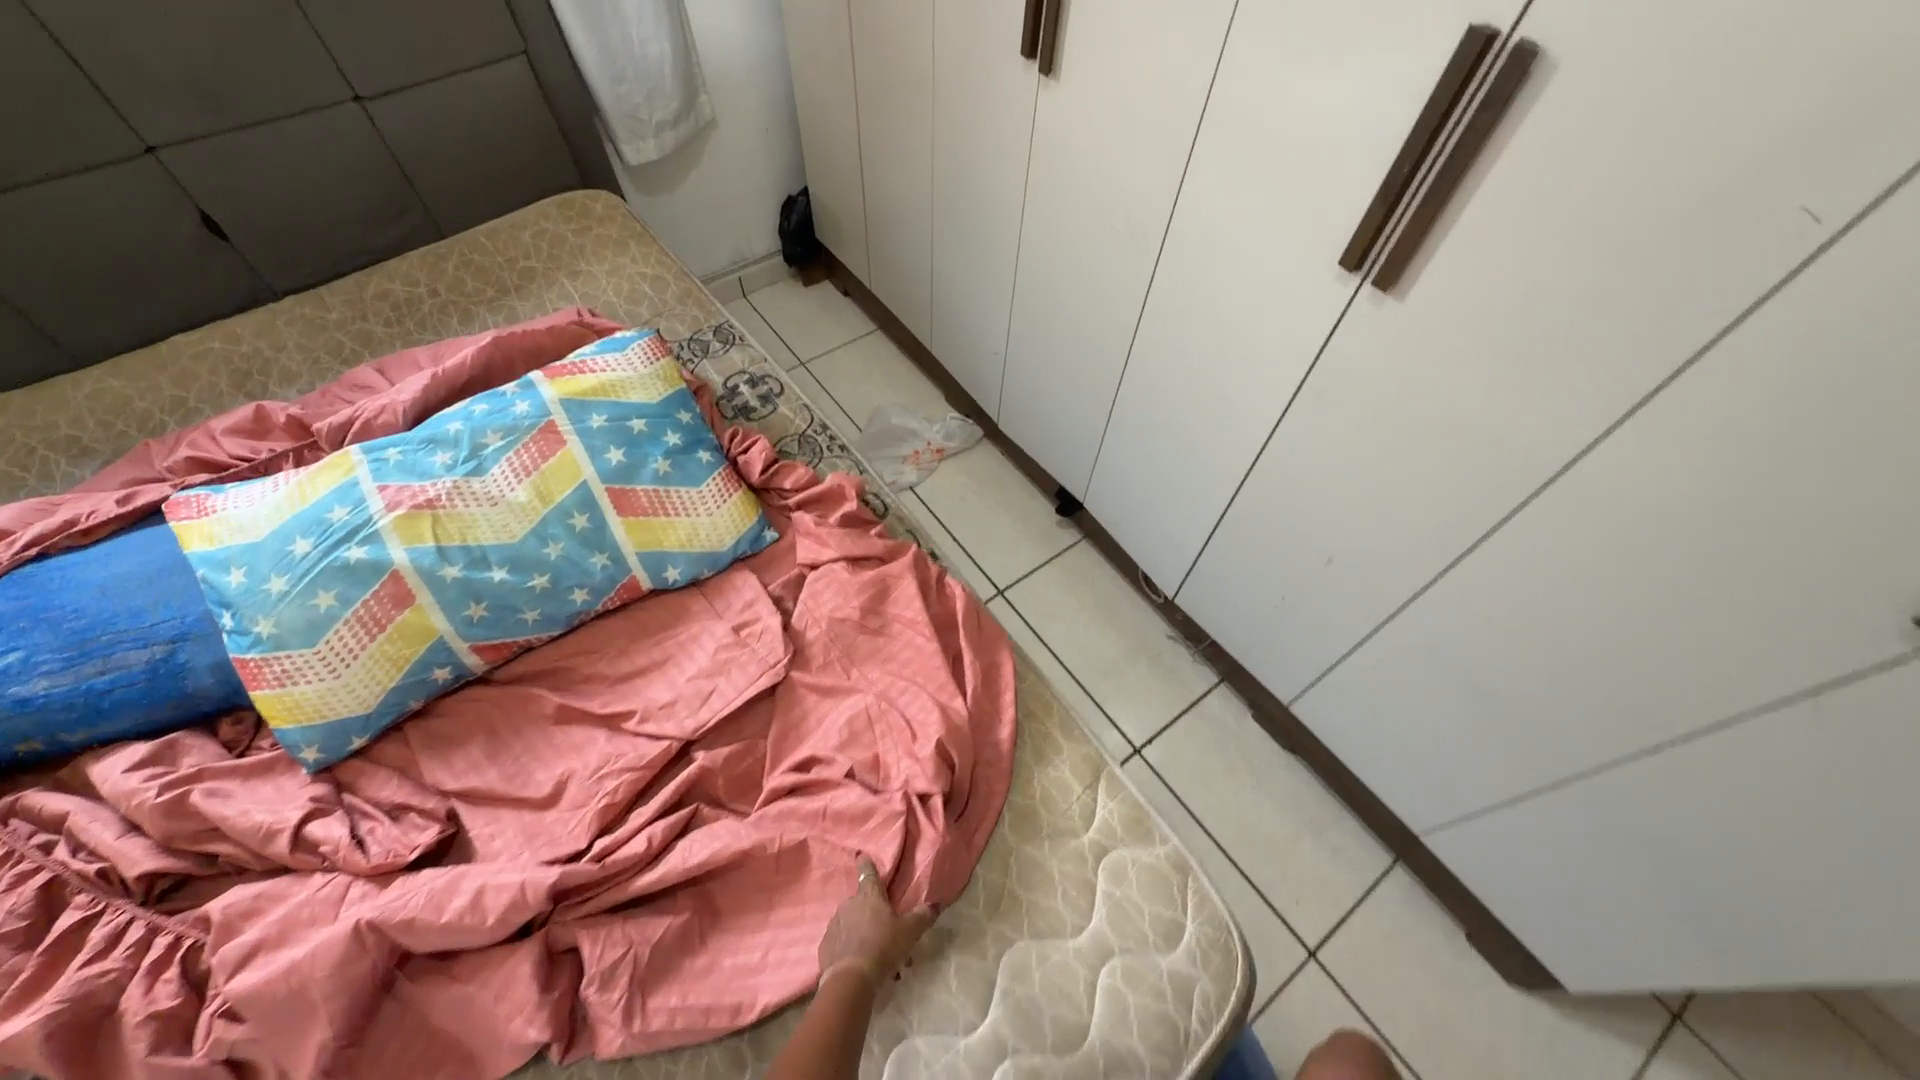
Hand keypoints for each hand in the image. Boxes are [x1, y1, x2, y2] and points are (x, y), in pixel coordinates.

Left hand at [816, 855, 935, 988]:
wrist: (850, 978)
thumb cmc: (883, 947)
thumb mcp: (910, 932)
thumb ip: (923, 916)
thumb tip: (936, 903)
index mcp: (869, 896)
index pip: (867, 872)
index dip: (866, 863)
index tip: (861, 855)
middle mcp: (849, 904)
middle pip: (862, 902)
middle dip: (873, 914)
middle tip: (887, 933)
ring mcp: (834, 924)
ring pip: (852, 923)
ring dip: (863, 933)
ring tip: (877, 955)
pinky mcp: (825, 944)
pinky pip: (841, 941)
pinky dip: (850, 947)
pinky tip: (860, 963)